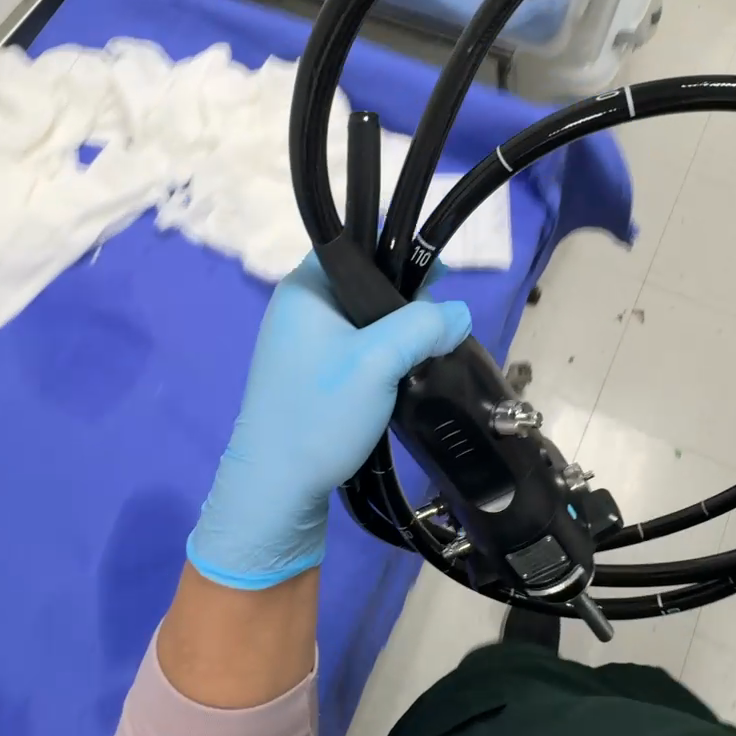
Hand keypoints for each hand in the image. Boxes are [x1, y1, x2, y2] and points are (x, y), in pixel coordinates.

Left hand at [186, 254, 471, 588]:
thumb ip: (423, 326)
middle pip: (367, 281)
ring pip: (368, 319)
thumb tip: (459, 314)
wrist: (276, 490)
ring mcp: (305, 342)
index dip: (399, 255)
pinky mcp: (314, 373)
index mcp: (305, 287)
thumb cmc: (320, 413)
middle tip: (434, 330)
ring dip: (399, 333)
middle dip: (406, 301)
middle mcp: (301, 306)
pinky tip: (404, 374)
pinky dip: (385, 355)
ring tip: (424, 354)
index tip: (436, 281)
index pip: (358, 245)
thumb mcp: (378, 361)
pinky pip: (359, 347)